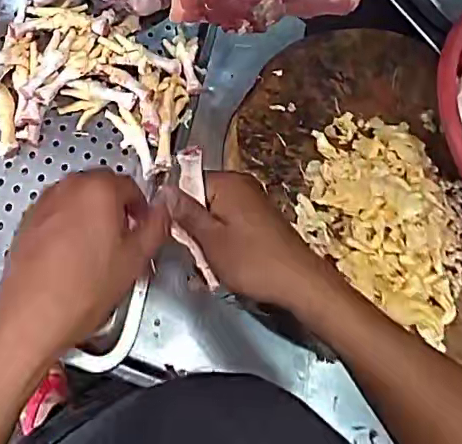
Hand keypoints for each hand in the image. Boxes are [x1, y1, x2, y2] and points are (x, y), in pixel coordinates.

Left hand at [0, 171, 168, 352]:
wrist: (27, 321)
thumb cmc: (78, 292)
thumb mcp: (135, 259)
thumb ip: (156, 225)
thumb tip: (163, 209)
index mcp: (100, 188)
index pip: (131, 186)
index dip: (141, 209)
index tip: (142, 227)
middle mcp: (71, 187)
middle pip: (104, 189)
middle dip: (115, 210)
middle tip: (121, 241)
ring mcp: (45, 204)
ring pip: (79, 202)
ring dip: (90, 218)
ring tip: (95, 253)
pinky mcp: (27, 223)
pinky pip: (57, 215)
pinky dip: (67, 228)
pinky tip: (70, 260)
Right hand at [165, 171, 347, 314]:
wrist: (296, 279)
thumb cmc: (251, 260)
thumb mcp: (210, 239)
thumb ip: (186, 213)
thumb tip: (164, 190)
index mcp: (228, 182)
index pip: (188, 183)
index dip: (177, 209)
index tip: (175, 233)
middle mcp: (241, 185)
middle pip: (201, 201)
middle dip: (194, 230)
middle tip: (195, 256)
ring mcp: (252, 201)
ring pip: (214, 218)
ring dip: (207, 242)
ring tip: (210, 267)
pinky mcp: (258, 218)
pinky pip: (230, 226)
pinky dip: (223, 245)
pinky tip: (224, 268)